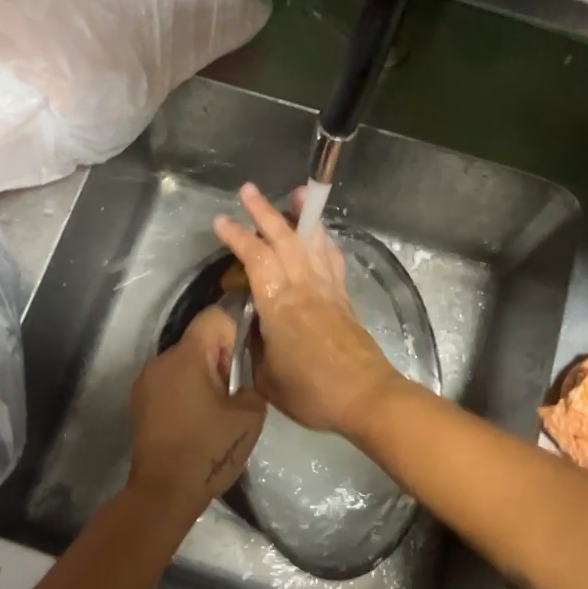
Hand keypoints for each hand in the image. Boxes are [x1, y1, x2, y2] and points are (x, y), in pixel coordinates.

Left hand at [127, 307, 266, 521]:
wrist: (163, 492)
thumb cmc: (209, 450)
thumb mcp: (249, 416)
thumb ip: (251, 383)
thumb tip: (244, 374)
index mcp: (187, 357)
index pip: (214, 316)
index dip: (236, 327)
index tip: (248, 353)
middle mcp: (161, 360)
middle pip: (198, 340)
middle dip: (221, 356)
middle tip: (238, 389)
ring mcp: (146, 381)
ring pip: (183, 363)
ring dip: (203, 375)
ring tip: (219, 408)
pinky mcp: (140, 402)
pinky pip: (170, 382)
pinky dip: (186, 390)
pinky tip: (199, 419)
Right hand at [212, 183, 408, 435]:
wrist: (365, 397)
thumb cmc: (311, 392)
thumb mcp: (266, 378)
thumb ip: (254, 349)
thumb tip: (251, 331)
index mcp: (280, 305)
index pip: (256, 259)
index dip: (237, 237)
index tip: (222, 221)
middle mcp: (305, 288)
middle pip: (285, 239)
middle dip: (264, 213)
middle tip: (248, 190)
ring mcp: (328, 290)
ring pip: (312, 242)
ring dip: (302, 217)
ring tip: (296, 194)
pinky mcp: (344, 298)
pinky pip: (332, 259)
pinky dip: (323, 241)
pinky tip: (319, 234)